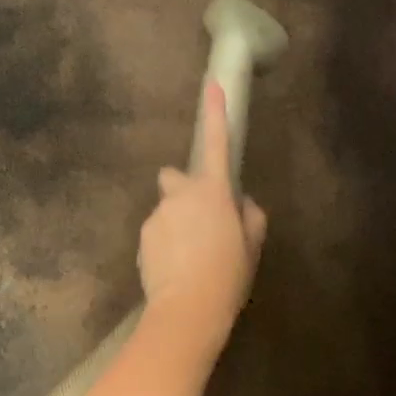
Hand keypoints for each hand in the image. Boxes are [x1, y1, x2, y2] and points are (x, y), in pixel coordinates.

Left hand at [138, 81, 267, 346]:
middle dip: (184, 190)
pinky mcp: (143, 235)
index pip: (215, 142)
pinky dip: (165, 244)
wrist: (186, 311)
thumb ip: (250, 216)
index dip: (215, 112)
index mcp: (212, 190)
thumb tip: (241, 203)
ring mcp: (158, 213)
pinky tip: (175, 270)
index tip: (213, 85)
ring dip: (176, 223)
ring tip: (189, 258)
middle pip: (176, 177)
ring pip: (167, 209)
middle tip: (199, 221)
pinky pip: (157, 232)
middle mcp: (181, 193)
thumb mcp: (252, 246)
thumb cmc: (227, 275)